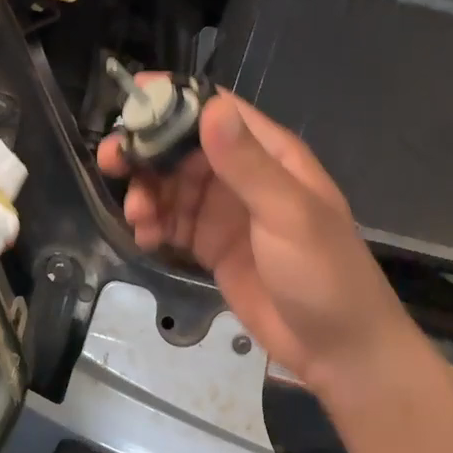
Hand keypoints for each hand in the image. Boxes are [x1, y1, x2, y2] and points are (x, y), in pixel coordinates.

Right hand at [96, 81, 416, 394]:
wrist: (341, 355)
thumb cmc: (325, 274)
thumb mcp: (288, 214)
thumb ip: (247, 163)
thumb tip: (210, 106)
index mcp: (268, 153)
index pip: (215, 109)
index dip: (173, 99)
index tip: (131, 98)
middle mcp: (241, 174)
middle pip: (180, 146)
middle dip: (144, 150)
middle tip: (111, 161)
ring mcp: (223, 209)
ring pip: (168, 183)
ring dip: (144, 192)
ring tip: (136, 215)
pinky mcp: (209, 243)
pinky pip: (169, 220)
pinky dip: (151, 223)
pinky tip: (145, 238)